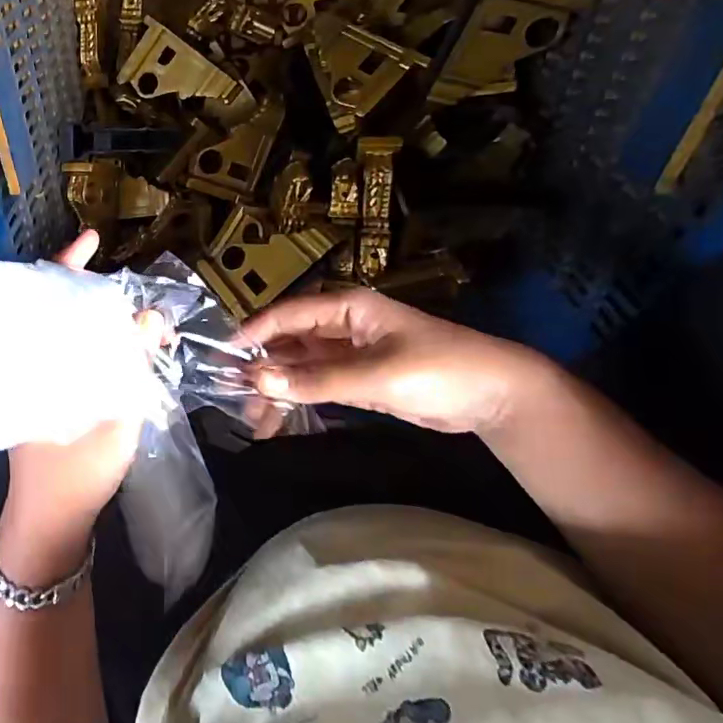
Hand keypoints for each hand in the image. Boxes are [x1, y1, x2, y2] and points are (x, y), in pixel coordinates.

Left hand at [0, 229, 163, 582]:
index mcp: (33, 359)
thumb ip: (132, 366)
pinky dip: (87, 338)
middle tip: (119, 276)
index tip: (92, 239)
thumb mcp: (114, 417)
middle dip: (83, 286)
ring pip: (58, 329)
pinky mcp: (42, 393)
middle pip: (51, 307)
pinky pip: (64, 350)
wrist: (48, 520)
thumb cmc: (75, 472)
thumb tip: (150, 318)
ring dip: (87, 313)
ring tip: (122, 302)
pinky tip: (110, 339)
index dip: (67, 264)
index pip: (46, 297)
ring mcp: (32, 377)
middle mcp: (26, 361)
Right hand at [239, 287, 565, 434]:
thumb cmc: (439, 369)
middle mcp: (340, 325)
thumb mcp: (376, 375)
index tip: (224, 353)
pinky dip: (296, 397)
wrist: (498, 397)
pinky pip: (316, 384)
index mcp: (346, 307)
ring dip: (276, 384)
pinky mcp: (357, 379)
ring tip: (253, 414)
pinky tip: (277, 415)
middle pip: (289, 340)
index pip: (288, 313)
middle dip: (261, 363)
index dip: (255, 331)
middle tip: (231, 390)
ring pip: (299, 365)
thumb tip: (258, 380)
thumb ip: (316, 380)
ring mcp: (348, 353)